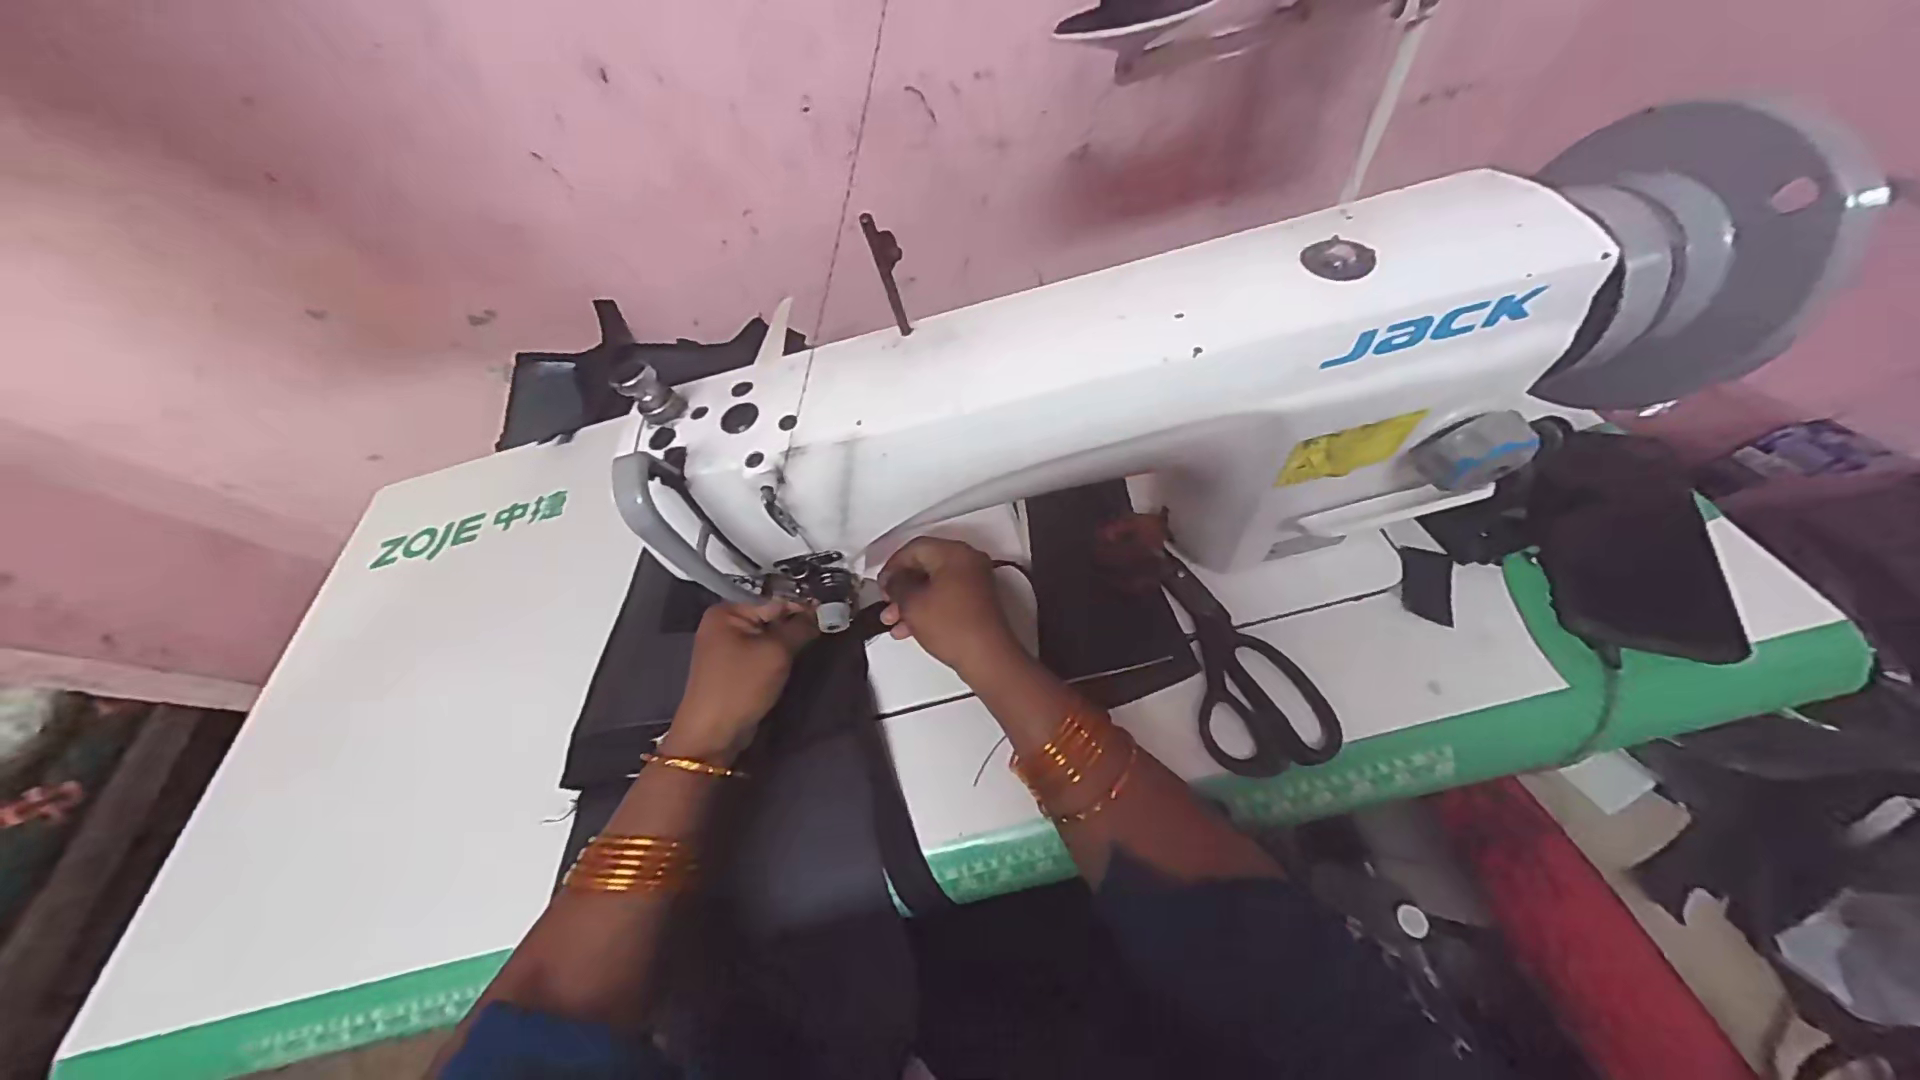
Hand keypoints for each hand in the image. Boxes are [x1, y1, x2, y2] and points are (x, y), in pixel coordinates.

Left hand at [664, 599, 817, 762]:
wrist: (714, 733)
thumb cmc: (742, 685)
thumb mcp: (776, 651)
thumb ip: (801, 627)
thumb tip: (823, 612)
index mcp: (726, 612)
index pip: (775, 600)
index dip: (804, 606)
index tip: (833, 611)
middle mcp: (723, 624)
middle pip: (771, 616)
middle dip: (798, 624)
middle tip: (830, 626)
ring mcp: (727, 646)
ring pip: (769, 636)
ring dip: (790, 641)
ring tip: (818, 640)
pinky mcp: (734, 666)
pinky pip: (762, 652)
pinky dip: (780, 654)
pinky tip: (797, 657)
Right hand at [878, 537, 1023, 677]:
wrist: (986, 657)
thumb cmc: (955, 627)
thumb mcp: (912, 603)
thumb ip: (896, 585)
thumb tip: (893, 580)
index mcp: (954, 553)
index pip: (914, 548)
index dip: (893, 566)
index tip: (883, 583)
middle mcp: (969, 562)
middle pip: (926, 565)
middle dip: (902, 586)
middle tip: (888, 601)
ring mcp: (976, 581)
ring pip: (935, 583)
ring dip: (912, 600)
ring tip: (895, 620)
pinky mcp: (979, 601)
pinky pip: (947, 596)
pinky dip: (928, 607)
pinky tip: (911, 627)